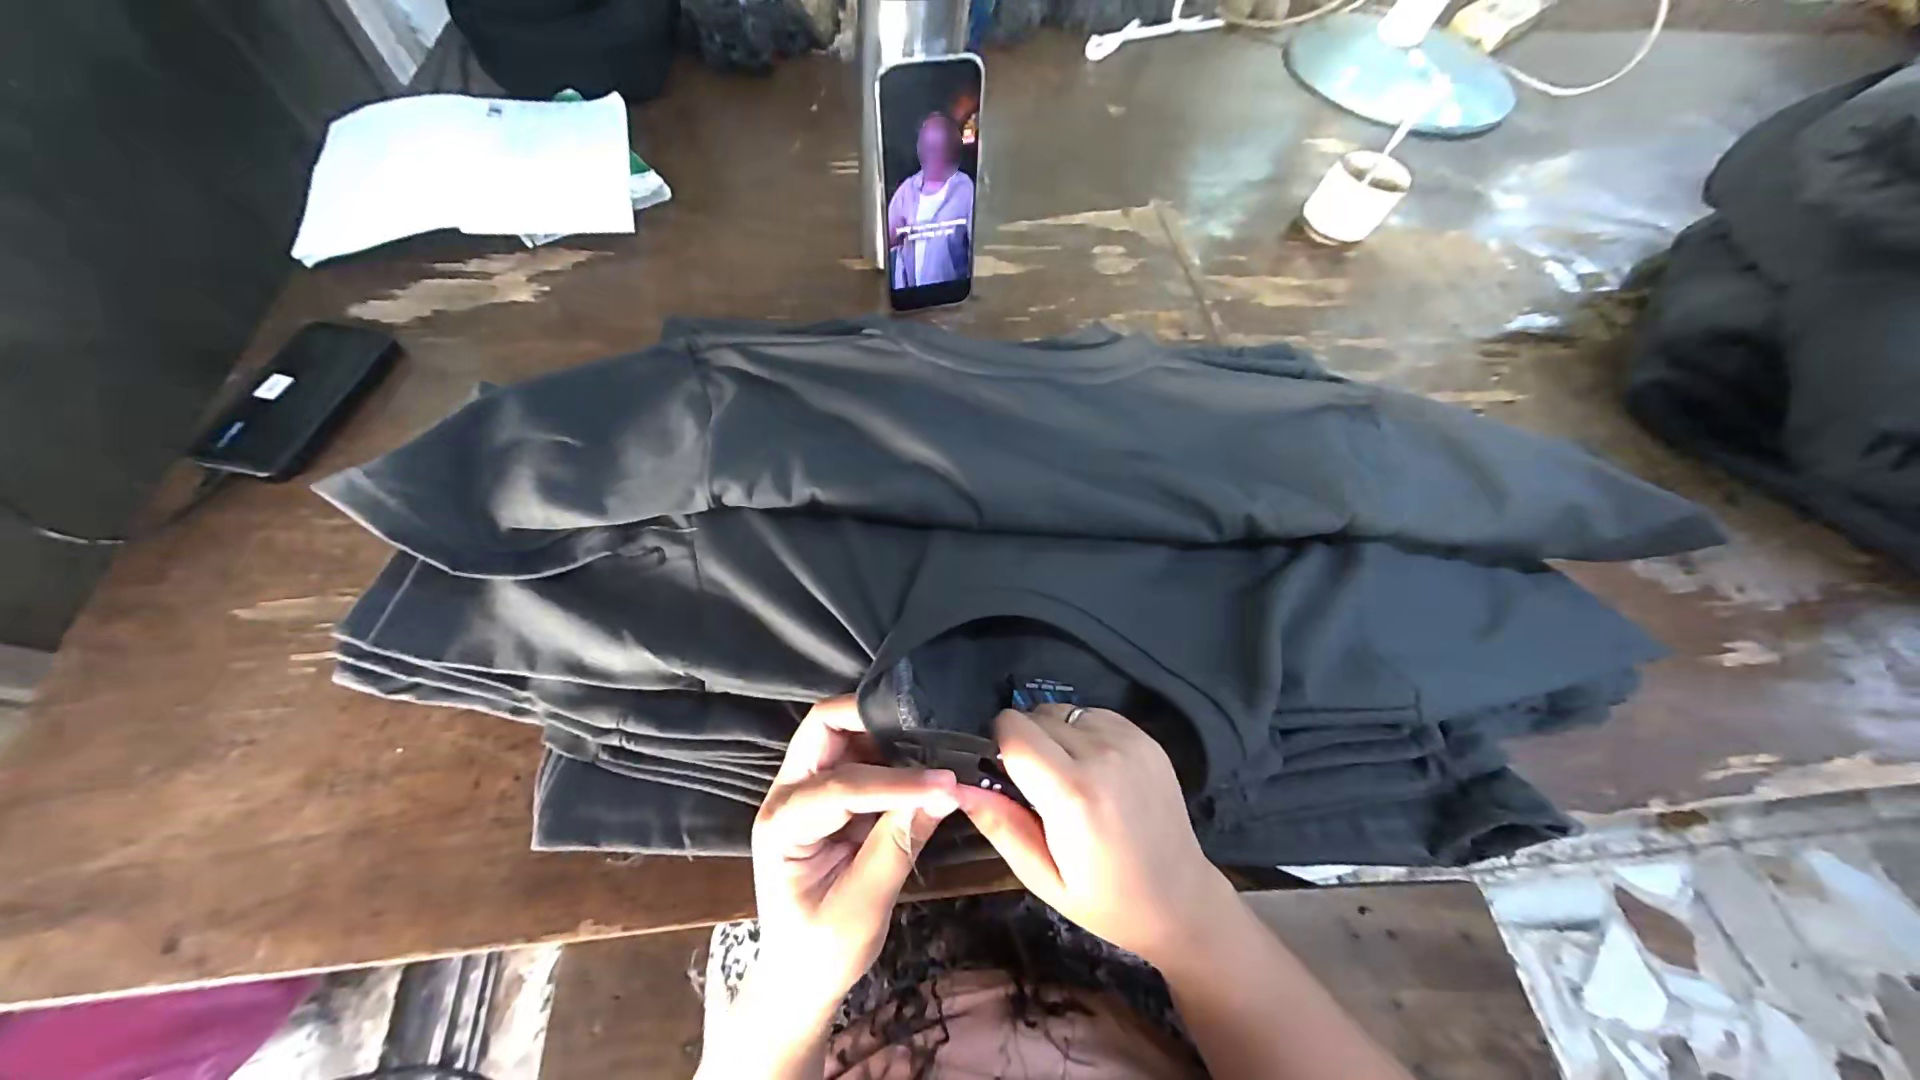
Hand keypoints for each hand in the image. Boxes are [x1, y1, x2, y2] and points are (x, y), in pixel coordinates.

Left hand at [747, 695, 958, 1018]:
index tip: (946, 782)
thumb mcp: (861, 910)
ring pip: (839, 730)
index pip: (840, 787)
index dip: (896, 783)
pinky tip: (920, 759)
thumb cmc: (821, 951)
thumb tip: (945, 794)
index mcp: (782, 826)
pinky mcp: (828, 793)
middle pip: (822, 727)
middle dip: (870, 717)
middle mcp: (786, 794)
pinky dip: (890, 749)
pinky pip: (857, 752)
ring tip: (931, 743)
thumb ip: (897, 845)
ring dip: (883, 730)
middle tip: (925, 728)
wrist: (798, 975)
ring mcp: (805, 789)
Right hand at [954, 706, 1235, 963]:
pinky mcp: (1146, 737)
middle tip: (1040, 787)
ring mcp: (1130, 741)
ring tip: (1069, 777)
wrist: (1182, 900)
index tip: (1005, 773)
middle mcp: (1103, 755)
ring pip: (1062, 710)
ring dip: (1054, 735)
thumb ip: (999, 824)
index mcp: (1073, 794)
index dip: (999, 745)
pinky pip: (1092, 713)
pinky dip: (1082, 732)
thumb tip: (957, 786)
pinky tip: (1094, 769)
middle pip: (1035, 715)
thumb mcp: (1042, 877)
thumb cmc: (1106, 900)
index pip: (1013, 729)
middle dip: (1025, 742)